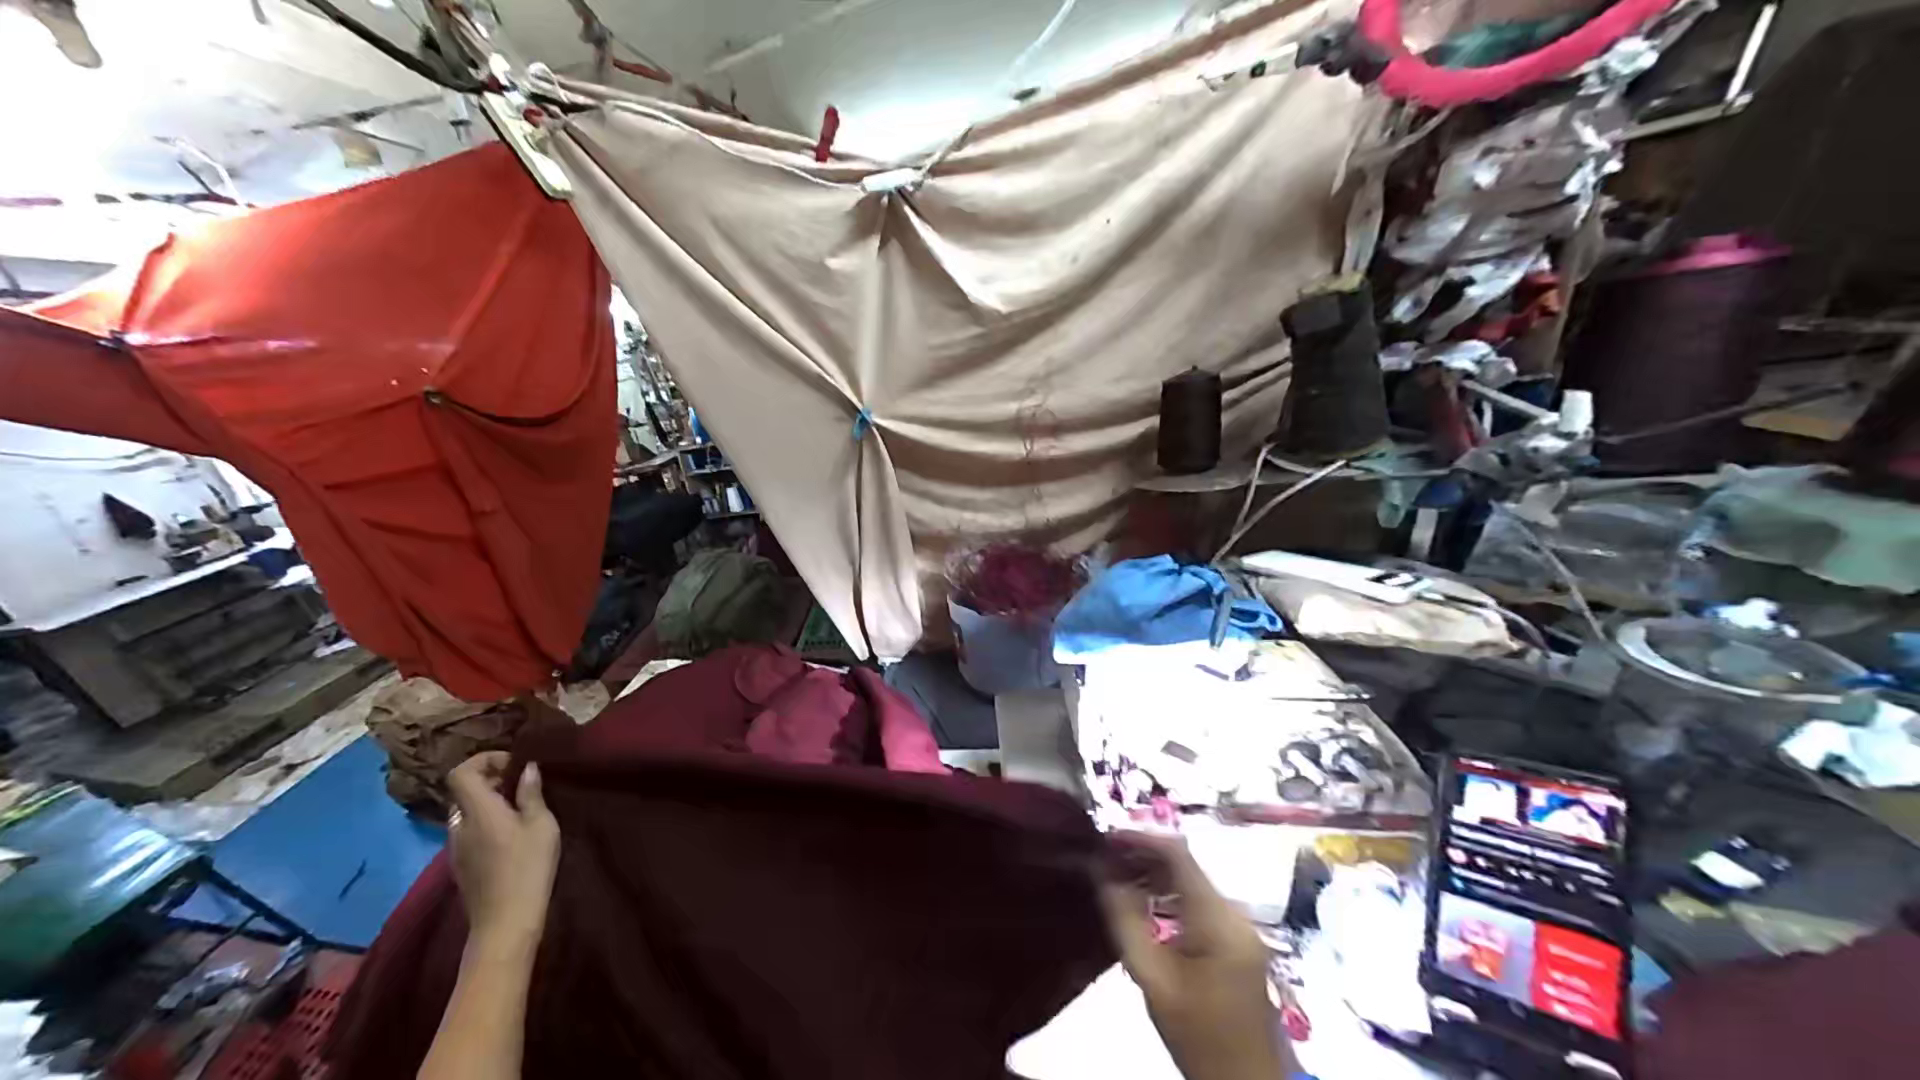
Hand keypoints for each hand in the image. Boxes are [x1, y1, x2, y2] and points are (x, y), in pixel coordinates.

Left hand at [446, 752, 560, 948]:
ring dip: (490, 803)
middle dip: (492, 781)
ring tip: (521, 811)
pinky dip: (486, 823)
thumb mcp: (541, 824)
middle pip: (464, 791)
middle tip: (523, 786)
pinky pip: (469, 831)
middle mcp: (458, 825)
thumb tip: (527, 768)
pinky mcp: (460, 865)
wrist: (504, 922)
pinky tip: (511, 837)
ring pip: (467, 812)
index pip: (461, 772)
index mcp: (477, 811)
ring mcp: (455, 848)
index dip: (484, 760)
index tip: (514, 764)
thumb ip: (531, 794)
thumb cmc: (528, 867)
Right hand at [1098, 833, 1289, 1079]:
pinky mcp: (1237, 941)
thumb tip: (1101, 872)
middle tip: (1101, 858)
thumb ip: (1126, 920)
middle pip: (1185, 864)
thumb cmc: (1198, 1035)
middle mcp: (1235, 912)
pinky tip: (1141, 903)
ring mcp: (1240, 926)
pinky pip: (1198, 901)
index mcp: (1219, 918)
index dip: (1139, 838)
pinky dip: (1168, 894)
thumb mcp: (1153, 979)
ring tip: (1112, 877)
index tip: (1103, 838)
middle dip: (1142, 855)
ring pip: (1191, 881)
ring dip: (1153, 874)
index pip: (1178, 854)